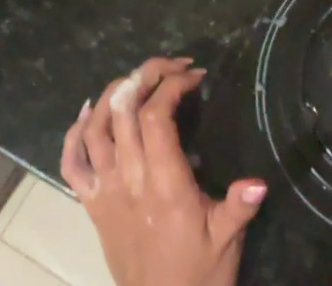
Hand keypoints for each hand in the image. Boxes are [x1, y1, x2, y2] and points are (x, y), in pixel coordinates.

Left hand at [60, 57, 267, 285]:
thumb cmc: (199, 273)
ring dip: (114, 93)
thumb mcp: (227, 239)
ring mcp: (105, 191)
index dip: (172, 85)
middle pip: (124, 110)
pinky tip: (90, 111)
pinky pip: (71, 163)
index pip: (157, 117)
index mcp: (165, 184)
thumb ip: (240, 206)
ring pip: (96, 128)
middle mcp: (129, 180)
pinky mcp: (91, 205)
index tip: (196, 76)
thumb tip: (260, 181)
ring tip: (139, 78)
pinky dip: (75, 132)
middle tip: (173, 66)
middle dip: (147, 75)